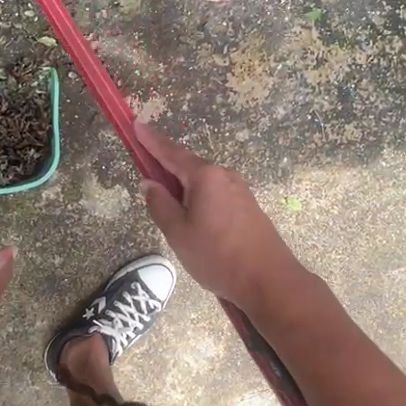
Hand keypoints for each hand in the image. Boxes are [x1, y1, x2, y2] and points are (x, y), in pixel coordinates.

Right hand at [135, 122, 307, 313]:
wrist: (269, 281)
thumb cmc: (217, 255)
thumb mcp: (178, 232)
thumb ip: (159, 204)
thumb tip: (149, 183)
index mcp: (205, 176)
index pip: (170, 152)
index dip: (151, 140)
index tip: (136, 124)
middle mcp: (224, 175)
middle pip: (187, 167)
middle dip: (167, 172)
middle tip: (148, 185)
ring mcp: (240, 190)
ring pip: (202, 184)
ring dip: (184, 192)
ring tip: (173, 219)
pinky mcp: (248, 207)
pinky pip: (215, 195)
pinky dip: (199, 201)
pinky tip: (196, 225)